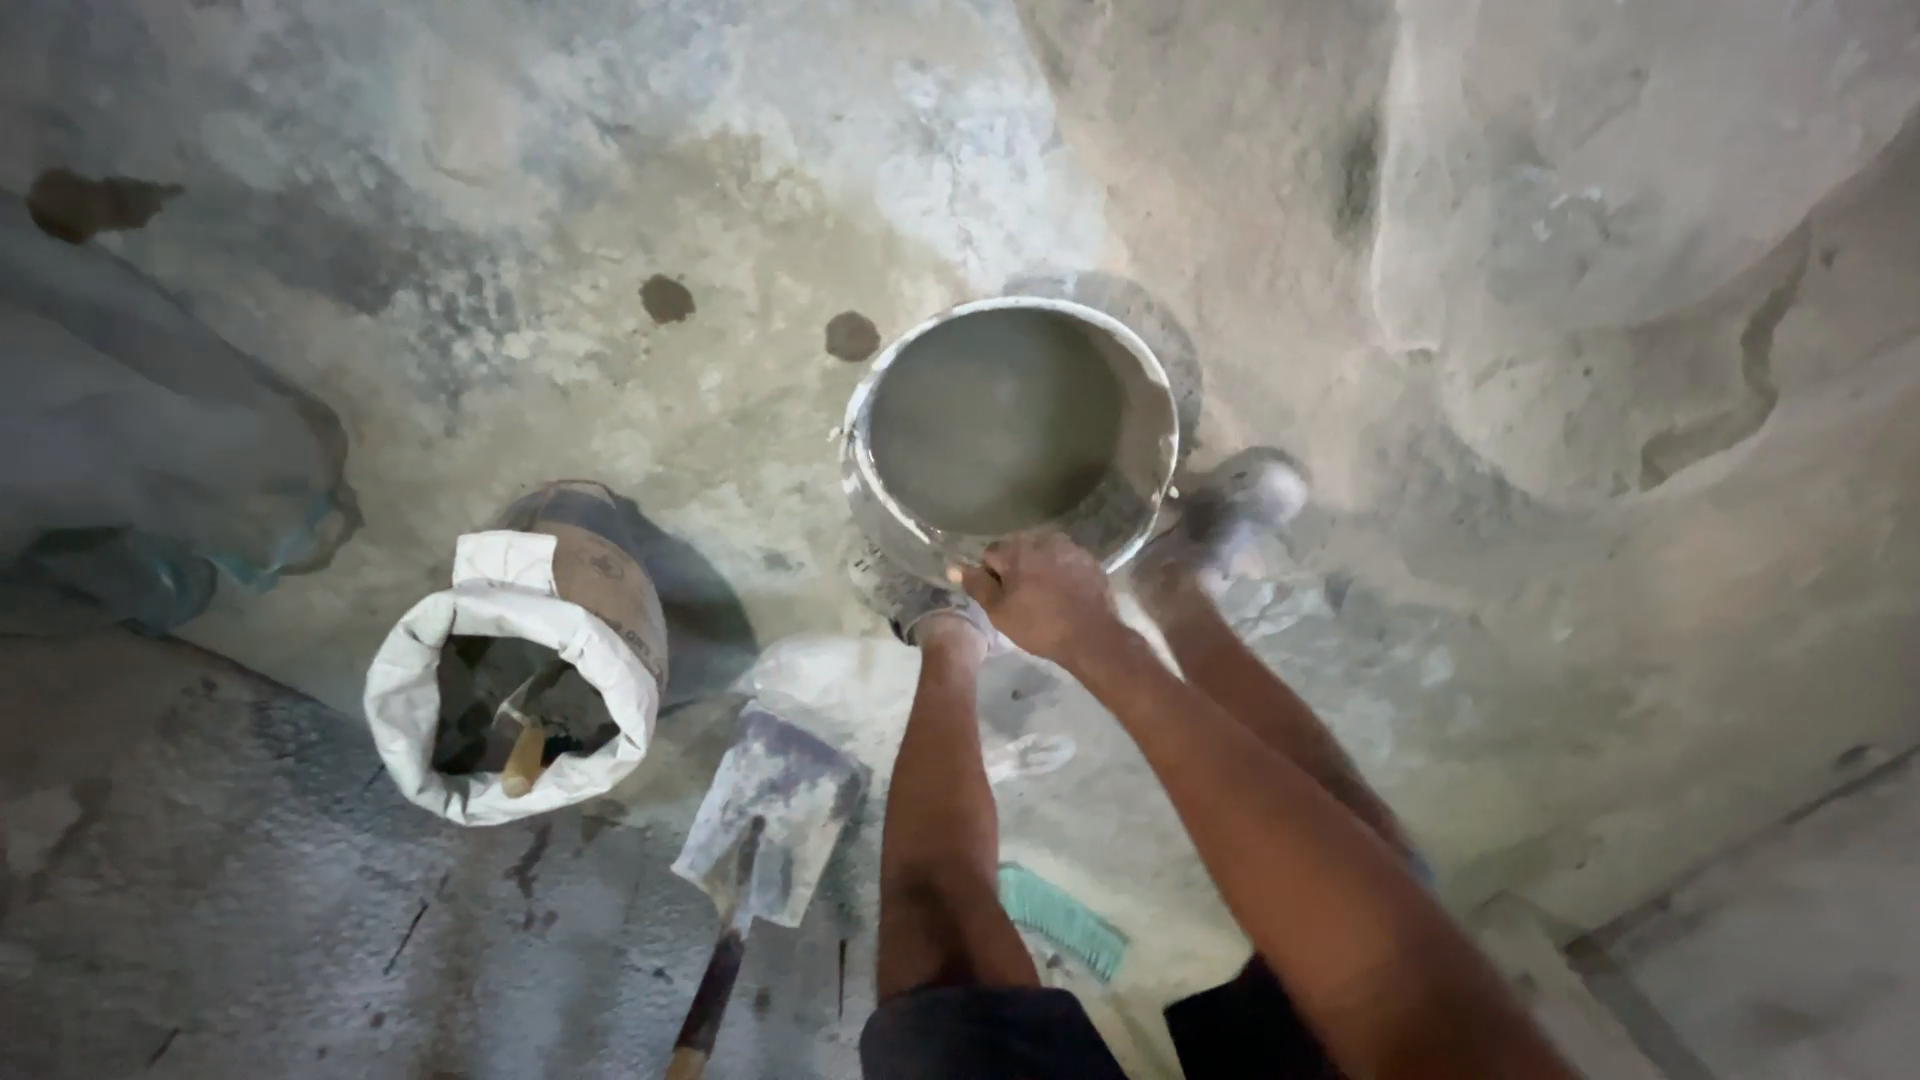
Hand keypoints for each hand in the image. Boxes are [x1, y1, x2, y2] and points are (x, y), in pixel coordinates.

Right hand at [949, 532, 1126, 667]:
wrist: (1092, 636)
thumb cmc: (1039, 625)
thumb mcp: (999, 611)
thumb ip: (977, 585)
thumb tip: (953, 566)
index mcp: (1016, 550)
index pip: (990, 553)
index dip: (990, 574)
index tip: (1000, 597)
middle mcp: (1043, 540)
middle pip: (1019, 550)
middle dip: (1017, 569)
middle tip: (1022, 599)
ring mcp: (1070, 548)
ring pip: (1044, 554)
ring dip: (1041, 568)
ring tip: (1047, 597)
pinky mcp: (1090, 560)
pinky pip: (1067, 561)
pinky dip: (1063, 573)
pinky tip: (1067, 595)